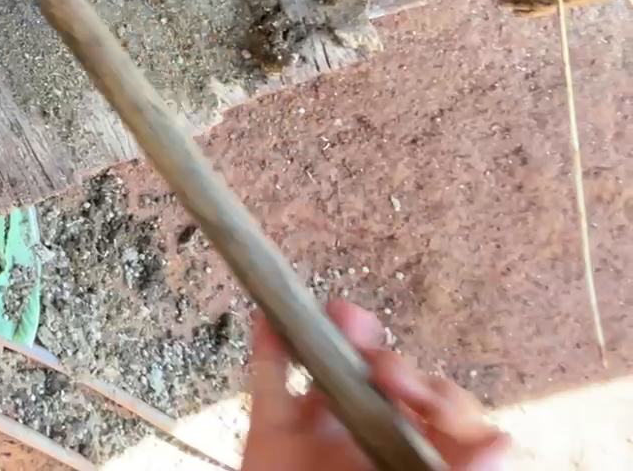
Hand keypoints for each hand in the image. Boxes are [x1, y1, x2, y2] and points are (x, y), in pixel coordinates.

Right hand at [242, 301, 508, 470]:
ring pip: (329, 370)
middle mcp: (374, 440)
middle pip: (386, 384)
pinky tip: (266, 317)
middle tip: (369, 350)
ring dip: (328, 334)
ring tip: (332, 311)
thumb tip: (499, 439)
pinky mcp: (272, 425)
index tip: (411, 390)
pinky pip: (268, 377)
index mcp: (417, 462)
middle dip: (383, 356)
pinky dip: (265, 343)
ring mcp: (320, 431)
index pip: (449, 419)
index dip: (438, 395)